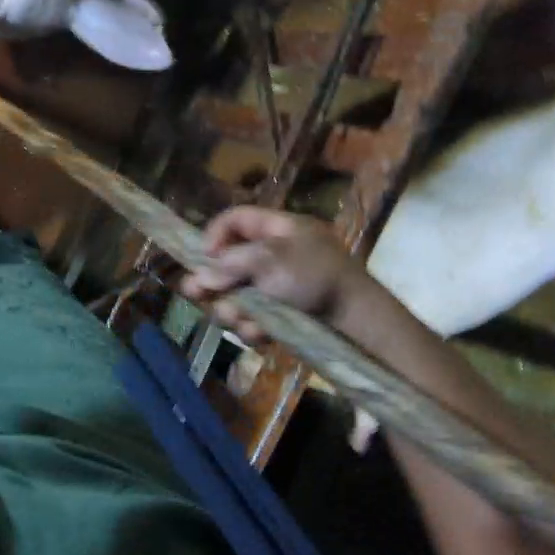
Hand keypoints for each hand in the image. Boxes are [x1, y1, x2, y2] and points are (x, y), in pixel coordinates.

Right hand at [180, 207, 380, 339]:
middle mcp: (276, 255)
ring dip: (232, 309)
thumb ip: (230, 264)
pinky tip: (259, 334)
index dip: (214, 234)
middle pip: (229, 262)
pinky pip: (254, 318)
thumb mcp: (270, 260)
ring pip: (237, 295)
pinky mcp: (283, 316)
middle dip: (214, 281)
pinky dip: (252, 327)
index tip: (203, 258)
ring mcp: (279, 287)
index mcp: (279, 229)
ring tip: (237, 319)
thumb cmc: (316, 277)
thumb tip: (198, 277)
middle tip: (195, 294)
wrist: (359, 322)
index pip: (236, 219)